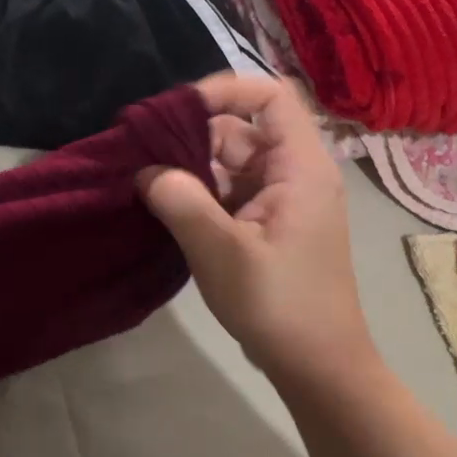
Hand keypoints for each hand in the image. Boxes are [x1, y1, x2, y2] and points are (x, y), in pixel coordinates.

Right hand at [137, 74, 376, 388]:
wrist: (317, 365)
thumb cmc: (278, 303)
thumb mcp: (221, 251)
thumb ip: (181, 200)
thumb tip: (147, 170)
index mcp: (299, 168)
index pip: (270, 96)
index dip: (224, 90)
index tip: (174, 112)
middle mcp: (292, 173)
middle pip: (239, 128)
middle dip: (190, 135)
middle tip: (140, 153)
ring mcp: (278, 199)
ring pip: (227, 160)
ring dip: (187, 166)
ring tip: (143, 181)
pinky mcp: (263, 222)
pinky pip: (226, 188)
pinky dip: (195, 191)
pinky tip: (162, 206)